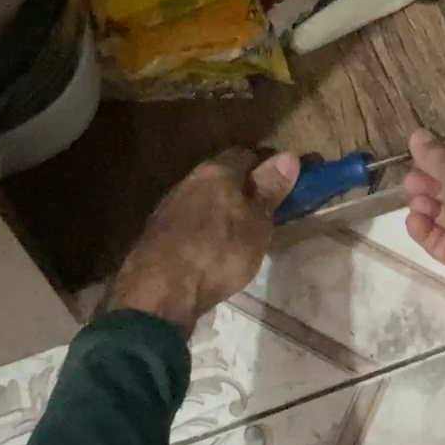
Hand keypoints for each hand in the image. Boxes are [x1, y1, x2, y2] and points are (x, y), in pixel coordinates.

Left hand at [104, 148, 299, 333]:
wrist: (159, 290)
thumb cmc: (219, 251)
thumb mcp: (256, 223)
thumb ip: (269, 189)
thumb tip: (288, 155)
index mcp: (217, 171)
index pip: (246, 153)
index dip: (265, 165)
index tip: (281, 183)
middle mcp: (189, 180)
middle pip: (221, 175)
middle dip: (241, 187)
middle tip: (262, 208)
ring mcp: (169, 206)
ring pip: (202, 197)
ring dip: (219, 208)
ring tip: (238, 230)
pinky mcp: (157, 233)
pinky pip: (189, 220)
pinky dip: (203, 227)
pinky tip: (210, 247)